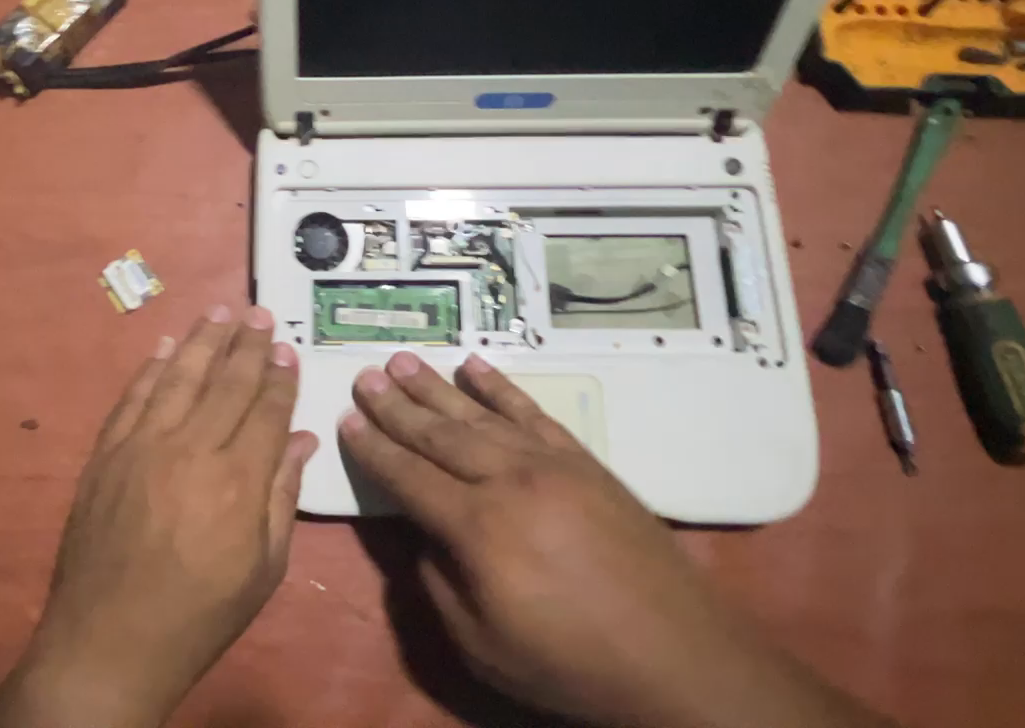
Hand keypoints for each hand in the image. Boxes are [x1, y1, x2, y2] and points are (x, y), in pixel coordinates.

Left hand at [0, 306, 316, 727]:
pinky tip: (166, 347)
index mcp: (238, 481)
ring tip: (220, 311)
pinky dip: (152, 368)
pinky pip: (134, 398)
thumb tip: (303, 440)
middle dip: (248, 344)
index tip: (288, 348)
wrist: (108, 643)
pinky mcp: (107, 453)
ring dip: (202, 340)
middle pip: (227, 382)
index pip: (266, 410)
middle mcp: (192, 449)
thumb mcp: (262, 569)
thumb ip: (282, 496)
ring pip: (180, 376)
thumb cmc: (199, 614)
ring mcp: (143, 446)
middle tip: (260, 313)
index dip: (280, 376)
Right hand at [341, 352, 893, 727]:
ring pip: (478, 414)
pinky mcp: (581, 459)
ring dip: (436, 387)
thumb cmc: (570, 662)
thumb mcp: (481, 644)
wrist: (677, 656)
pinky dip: (499, 388)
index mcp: (477, 529)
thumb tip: (421, 529)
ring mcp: (548, 463)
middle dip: (395, 405)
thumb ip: (437, 580)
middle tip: (366, 374)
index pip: (408, 476)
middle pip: (437, 435)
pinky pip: (530, 412)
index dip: (373, 448)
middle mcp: (507, 481)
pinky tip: (474, 366)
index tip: (347, 418)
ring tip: (403, 361)